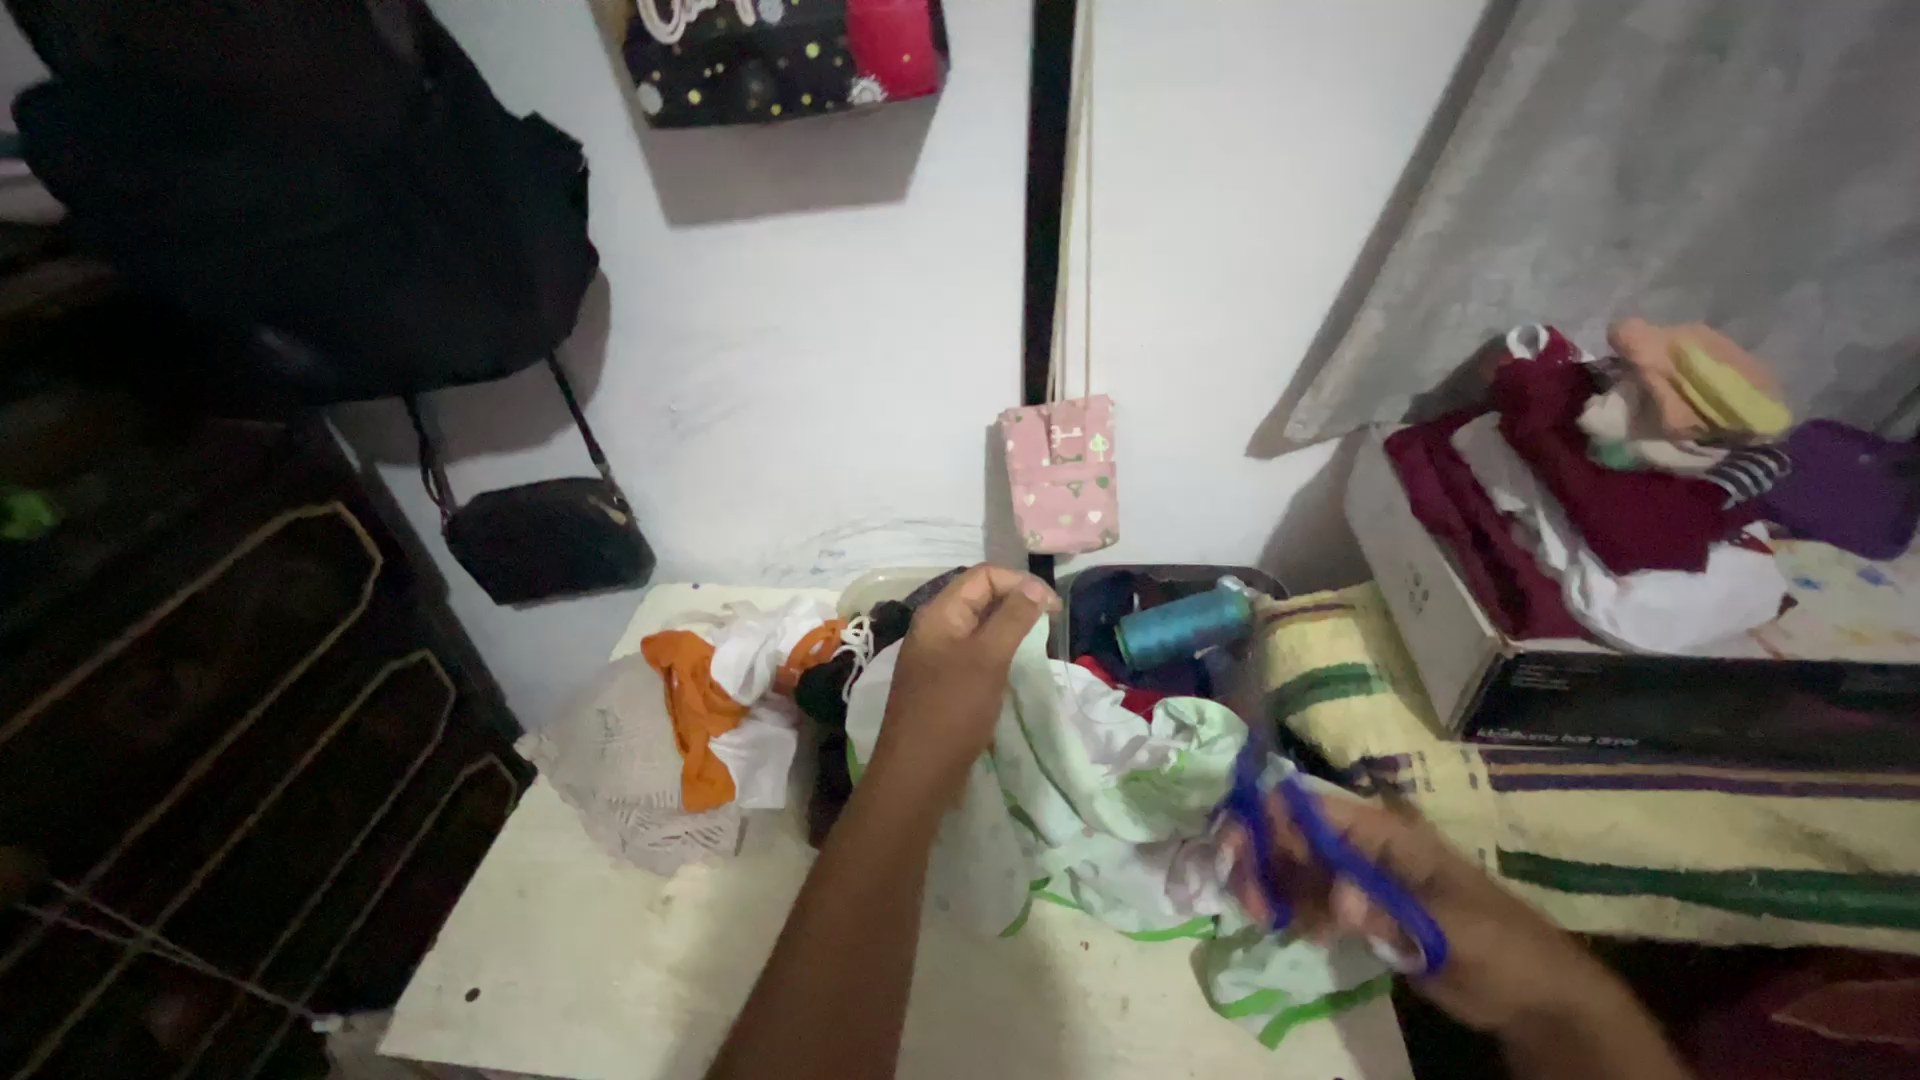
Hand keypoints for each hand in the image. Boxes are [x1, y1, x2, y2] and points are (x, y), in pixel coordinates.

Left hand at [866, 564, 1059, 797]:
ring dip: (1008, 628)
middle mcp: (933, 628)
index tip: (1053, 608)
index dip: (1020, 582)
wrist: (916, 774)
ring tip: (1036, 643)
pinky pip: (973, 653)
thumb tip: (1034, 587)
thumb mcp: (988, 659)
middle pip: (979, 597)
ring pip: (978, 627)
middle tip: (1049, 624)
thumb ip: (1012, 618)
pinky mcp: (941, 683)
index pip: (983, 575)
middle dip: (1016, 602)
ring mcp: (935, 657)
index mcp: (938, 614)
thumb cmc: (952, 711)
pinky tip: (1013, 667)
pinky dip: (997, 652)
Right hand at [1224, 792, 1628, 1035]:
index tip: (1240, 851)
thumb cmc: (1500, 944)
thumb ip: (1390, 909)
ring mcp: (1354, 878)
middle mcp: (1359, 846)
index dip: (1269, 820)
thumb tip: (1338, 900)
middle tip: (1245, 896)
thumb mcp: (1451, 928)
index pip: (1311, 807)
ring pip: (1291, 866)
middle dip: (1259, 856)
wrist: (1533, 997)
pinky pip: (1306, 899)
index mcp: (1383, 832)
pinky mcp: (1354, 912)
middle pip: (1290, 834)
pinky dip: (1288, 908)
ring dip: (1268, 885)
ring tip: (1262, 916)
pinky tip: (1288, 927)